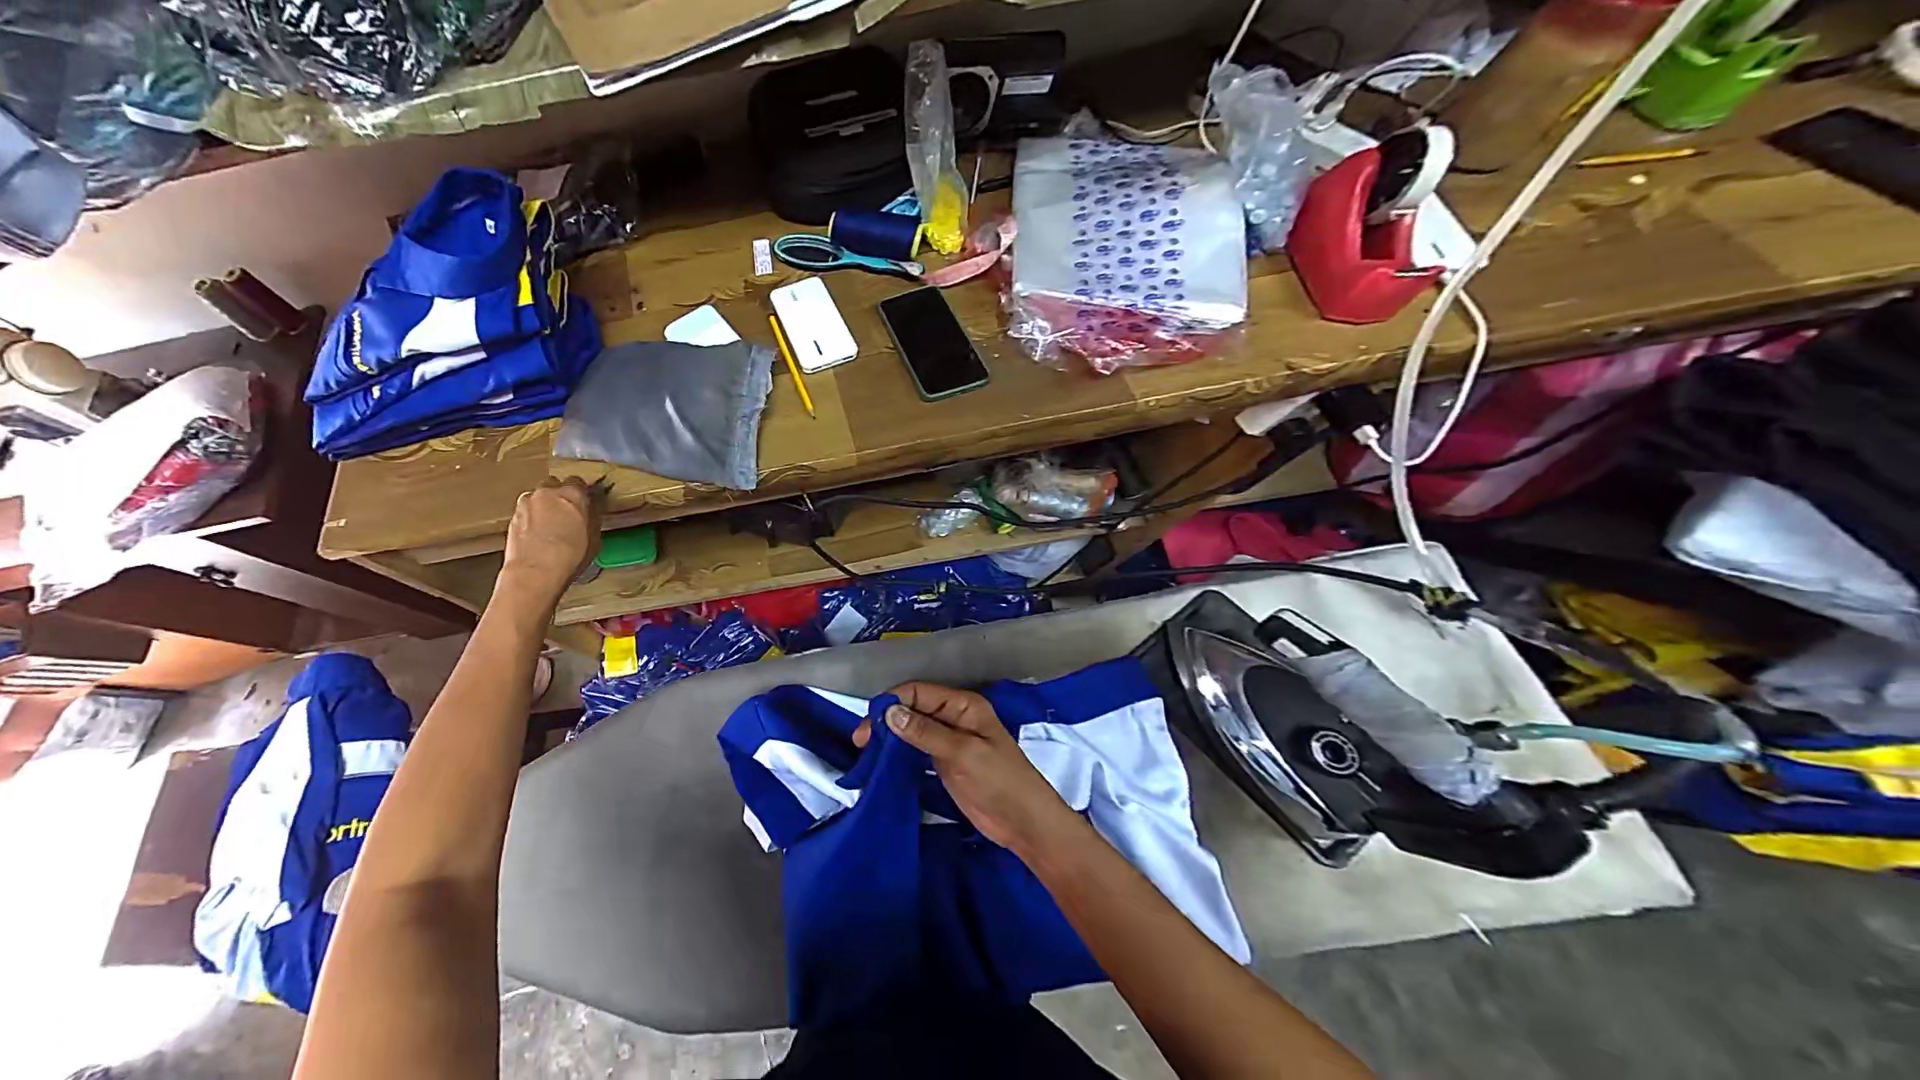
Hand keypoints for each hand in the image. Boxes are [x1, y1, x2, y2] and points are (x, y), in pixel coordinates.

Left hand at [500, 477, 600, 602]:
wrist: (535, 572)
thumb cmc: (569, 556)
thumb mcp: (594, 536)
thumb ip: (592, 516)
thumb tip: (590, 509)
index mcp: (572, 494)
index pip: (578, 482)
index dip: (582, 493)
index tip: (585, 502)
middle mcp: (547, 493)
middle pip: (554, 485)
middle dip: (560, 495)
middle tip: (568, 513)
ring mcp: (526, 503)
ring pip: (538, 497)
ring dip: (545, 506)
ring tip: (552, 526)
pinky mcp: (512, 517)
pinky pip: (526, 511)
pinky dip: (533, 518)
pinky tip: (540, 534)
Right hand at [858, 681, 1083, 858]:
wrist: (1024, 822)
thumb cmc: (1001, 782)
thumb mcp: (963, 754)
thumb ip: (926, 733)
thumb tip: (890, 713)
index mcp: (964, 706)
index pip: (919, 692)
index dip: (892, 703)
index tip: (868, 725)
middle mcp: (955, 718)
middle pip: (913, 709)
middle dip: (886, 721)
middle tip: (862, 743)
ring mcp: (950, 741)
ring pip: (912, 730)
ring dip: (890, 738)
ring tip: (867, 754)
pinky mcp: (945, 763)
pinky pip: (916, 751)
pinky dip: (899, 755)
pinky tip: (882, 764)